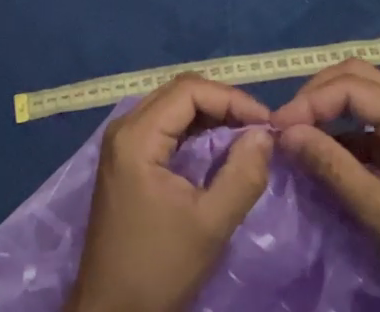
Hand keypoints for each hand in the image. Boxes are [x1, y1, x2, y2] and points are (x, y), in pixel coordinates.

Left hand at [67, 74, 273, 311]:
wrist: (111, 311)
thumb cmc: (159, 267)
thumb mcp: (211, 224)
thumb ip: (242, 175)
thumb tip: (264, 134)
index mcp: (136, 136)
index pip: (189, 90)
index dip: (232, 98)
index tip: (267, 123)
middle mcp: (124, 128)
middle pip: (179, 93)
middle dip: (223, 103)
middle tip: (260, 128)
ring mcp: (122, 144)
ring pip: (172, 108)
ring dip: (210, 116)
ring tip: (247, 136)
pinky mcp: (126, 161)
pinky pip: (164, 129)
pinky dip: (195, 132)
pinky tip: (220, 149)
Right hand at [272, 61, 379, 311]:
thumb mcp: (379, 212)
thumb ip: (330, 165)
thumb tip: (284, 132)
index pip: (351, 86)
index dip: (308, 102)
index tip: (274, 130)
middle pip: (360, 80)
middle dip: (318, 95)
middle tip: (285, 125)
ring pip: (368, 102)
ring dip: (331, 113)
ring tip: (298, 138)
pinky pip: (378, 130)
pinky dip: (348, 136)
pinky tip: (326, 156)